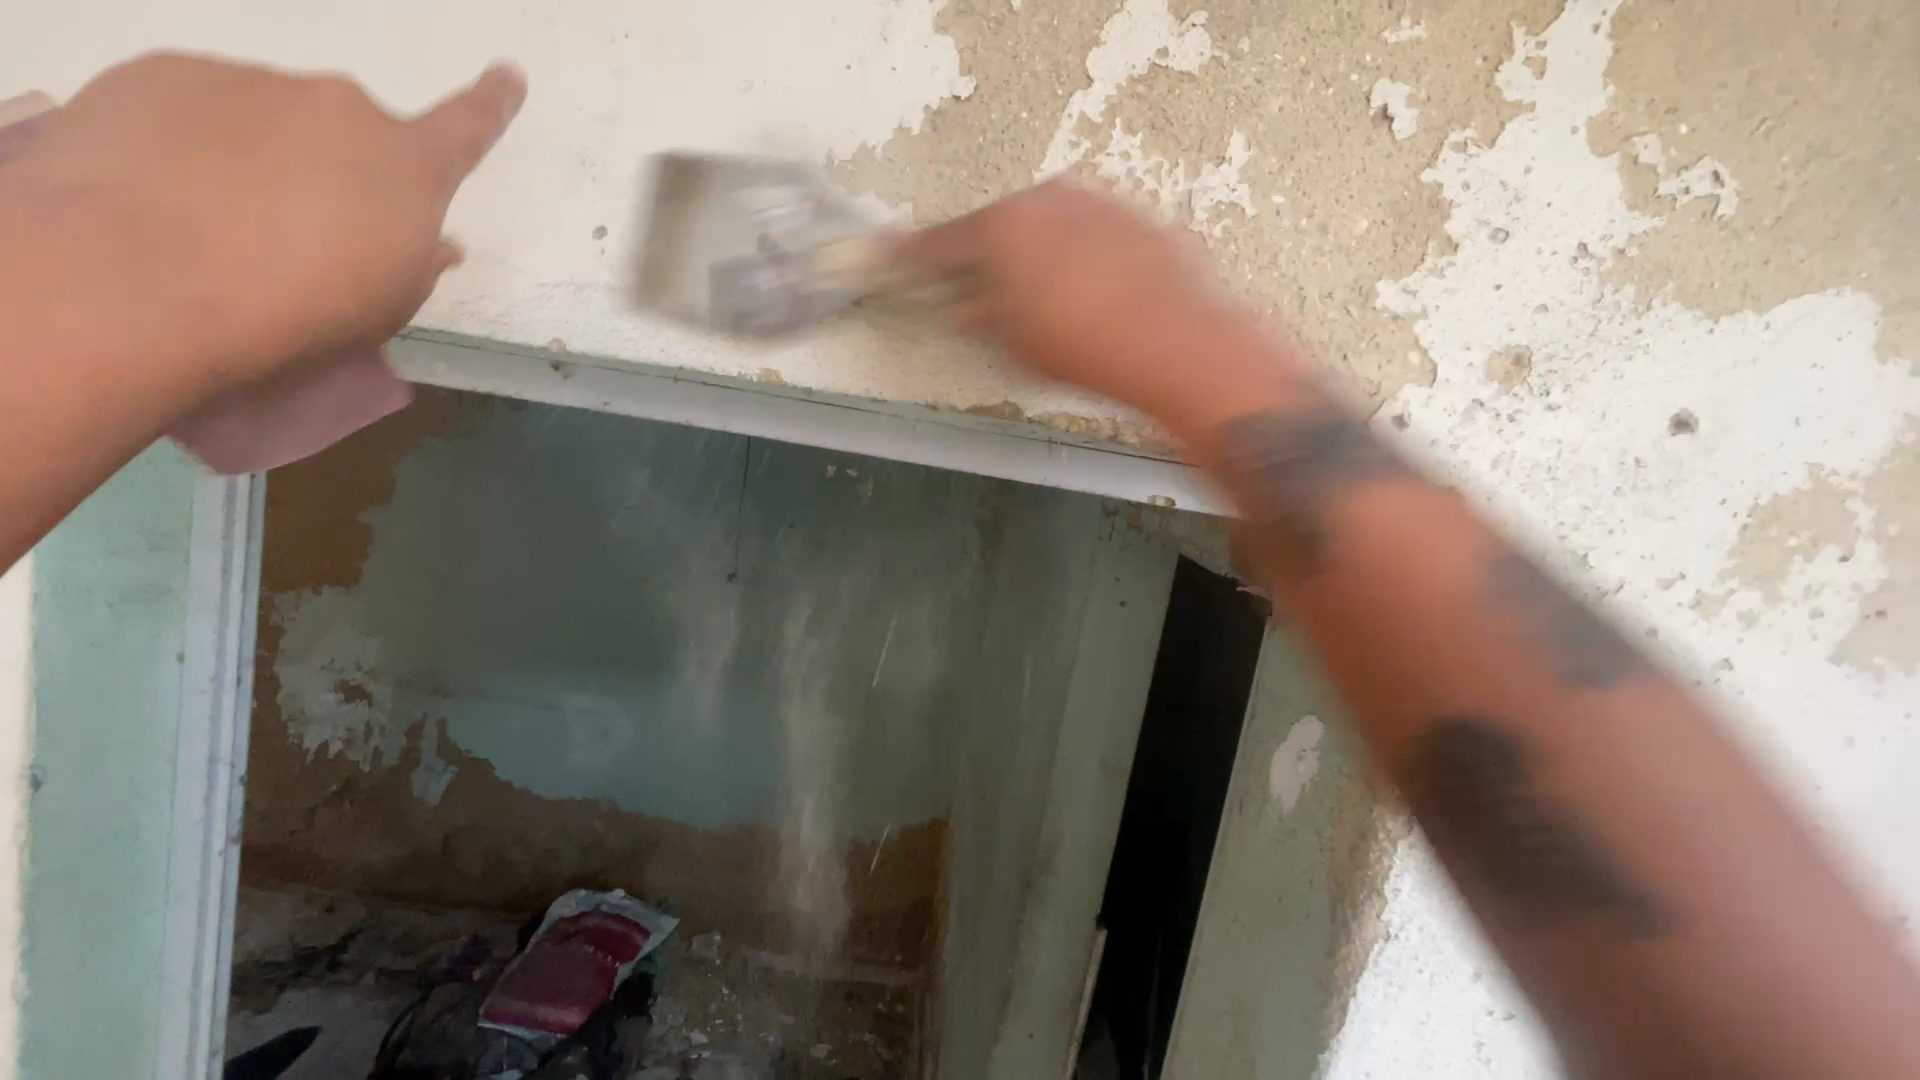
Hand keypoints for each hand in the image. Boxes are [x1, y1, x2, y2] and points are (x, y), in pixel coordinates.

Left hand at [5, 53, 524, 392]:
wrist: (144, 278)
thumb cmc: (305, 307)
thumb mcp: (389, 302)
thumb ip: (419, 261)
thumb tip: (435, 243)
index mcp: (412, 167)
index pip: (469, 127)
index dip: (493, 103)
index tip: (509, 73)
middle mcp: (343, 108)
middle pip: (356, 133)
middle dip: (343, 170)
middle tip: (311, 232)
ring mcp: (254, 82)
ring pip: (276, 121)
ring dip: (268, 160)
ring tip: (228, 225)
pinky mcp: (166, 73)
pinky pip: (202, 109)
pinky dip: (199, 146)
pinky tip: (174, 197)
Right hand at [900, 181, 1279, 430]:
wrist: (1178, 345)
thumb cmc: (1087, 347)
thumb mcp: (1012, 343)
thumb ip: (976, 315)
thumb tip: (964, 307)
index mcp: (1004, 225)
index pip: (942, 240)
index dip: (914, 257)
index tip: (896, 259)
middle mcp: (1048, 199)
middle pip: (998, 228)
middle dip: (984, 260)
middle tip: (978, 298)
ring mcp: (1098, 203)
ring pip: (1047, 228)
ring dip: (1034, 258)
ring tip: (1044, 307)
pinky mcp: (1138, 218)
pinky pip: (1089, 235)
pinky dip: (1078, 259)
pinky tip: (1090, 299)